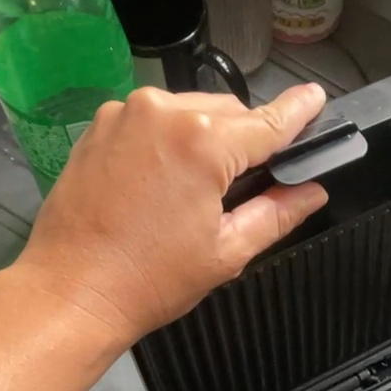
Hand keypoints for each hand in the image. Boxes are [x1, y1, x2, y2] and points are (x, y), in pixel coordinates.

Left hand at [6, 85, 329, 345]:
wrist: (74, 290)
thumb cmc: (148, 280)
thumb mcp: (227, 252)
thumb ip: (276, 214)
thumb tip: (311, 192)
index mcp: (201, 143)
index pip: (266, 123)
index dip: (297, 115)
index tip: (316, 100)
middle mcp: (161, 112)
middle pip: (229, 114)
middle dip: (243, 146)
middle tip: (243, 194)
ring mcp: (125, 114)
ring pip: (190, 114)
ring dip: (206, 144)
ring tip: (195, 199)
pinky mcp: (101, 125)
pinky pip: (154, 122)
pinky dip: (170, 144)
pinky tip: (164, 190)